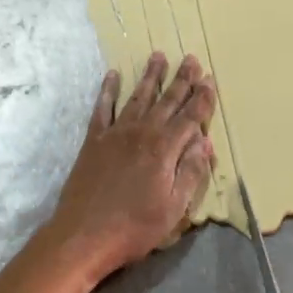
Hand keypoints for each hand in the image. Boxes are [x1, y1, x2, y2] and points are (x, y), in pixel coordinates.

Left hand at [47, 53, 217, 281]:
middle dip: (182, 79)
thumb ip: (191, 172)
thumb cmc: (133, 228)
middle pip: (167, 100)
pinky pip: (103, 108)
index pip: (190, 117)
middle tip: (191, 58)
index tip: (210, 79)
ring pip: (138, 97)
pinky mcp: (94, 140)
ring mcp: (116, 133)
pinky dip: (108, 90)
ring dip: (150, 76)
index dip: (202, 98)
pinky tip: (112, 75)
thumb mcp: (173, 209)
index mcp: (164, 149)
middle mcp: (142, 133)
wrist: (82, 236)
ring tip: (158, 55)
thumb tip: (205, 142)